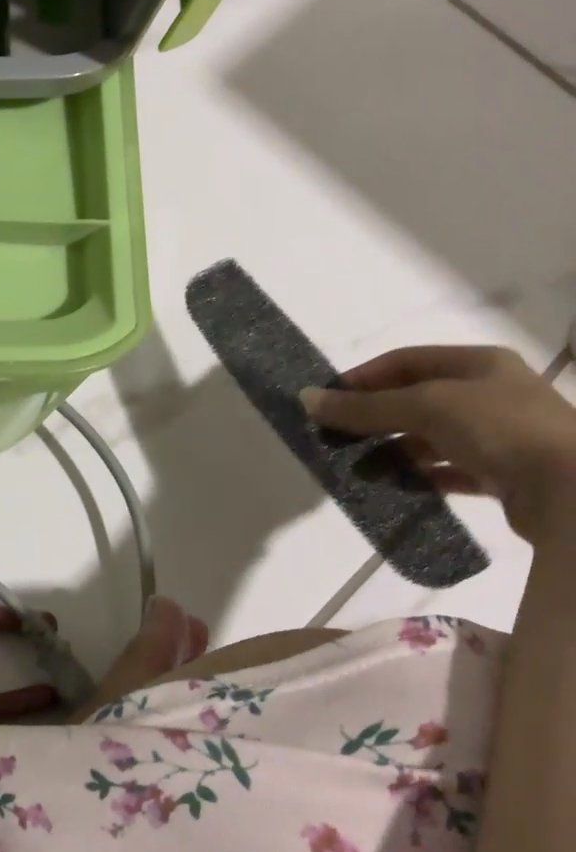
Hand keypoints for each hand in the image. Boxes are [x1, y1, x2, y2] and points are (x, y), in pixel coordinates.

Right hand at [301, 345, 575, 547]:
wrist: (575, 491)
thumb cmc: (498, 428)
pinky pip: (449, 469)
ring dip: (391, 450)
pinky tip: (397, 483)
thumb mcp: (421, 407)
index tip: (327, 399)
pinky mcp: (507, 471)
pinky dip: (420, 474)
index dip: (361, 377)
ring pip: (429, 436)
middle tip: (334, 435)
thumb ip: (361, 406)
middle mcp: (493, 392)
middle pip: (414, 399)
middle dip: (372, 418)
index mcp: (480, 364)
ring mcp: (503, 433)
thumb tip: (304, 399)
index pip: (403, 360)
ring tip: (360, 467)